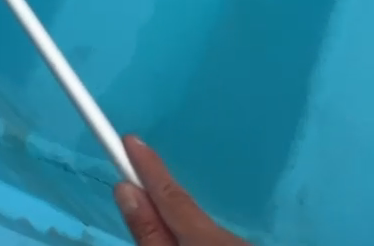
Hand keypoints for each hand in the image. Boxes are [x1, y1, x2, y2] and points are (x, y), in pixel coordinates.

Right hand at [115, 136, 249, 245]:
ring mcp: (247, 243)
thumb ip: (149, 232)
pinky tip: (194, 244)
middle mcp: (233, 236)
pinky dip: (207, 241)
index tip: (128, 138)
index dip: (147, 165)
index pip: (169, 193)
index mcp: (206, 236)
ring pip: (209, 230)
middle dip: (166, 206)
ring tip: (172, 240)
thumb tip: (125, 188)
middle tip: (138, 200)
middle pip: (190, 214)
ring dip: (189, 231)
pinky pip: (223, 240)